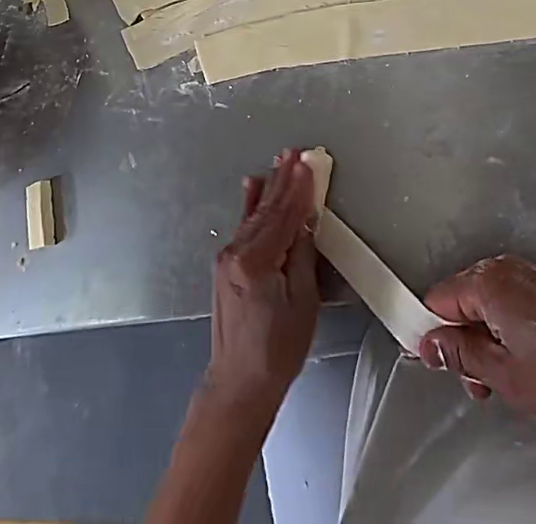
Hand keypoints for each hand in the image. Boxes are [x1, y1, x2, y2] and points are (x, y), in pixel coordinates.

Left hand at [203, 149, 319, 412]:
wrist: (239, 382)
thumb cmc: (278, 348)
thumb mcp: (304, 301)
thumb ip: (302, 254)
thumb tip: (306, 219)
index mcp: (257, 260)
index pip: (285, 215)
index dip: (300, 188)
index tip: (309, 163)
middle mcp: (237, 252)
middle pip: (268, 209)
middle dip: (284, 179)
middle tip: (296, 152)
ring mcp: (227, 258)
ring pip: (255, 215)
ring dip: (271, 188)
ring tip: (281, 161)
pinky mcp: (225, 265)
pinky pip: (243, 228)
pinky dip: (251, 205)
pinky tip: (253, 186)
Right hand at [417, 255, 535, 438]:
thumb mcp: (507, 378)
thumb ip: (461, 356)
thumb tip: (436, 345)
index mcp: (490, 282)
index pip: (435, 300)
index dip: (429, 334)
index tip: (429, 357)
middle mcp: (509, 270)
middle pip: (459, 300)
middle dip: (460, 341)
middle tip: (476, 380)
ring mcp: (532, 278)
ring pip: (485, 305)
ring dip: (485, 341)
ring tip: (508, 381)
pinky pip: (510, 306)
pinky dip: (508, 334)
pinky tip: (527, 366)